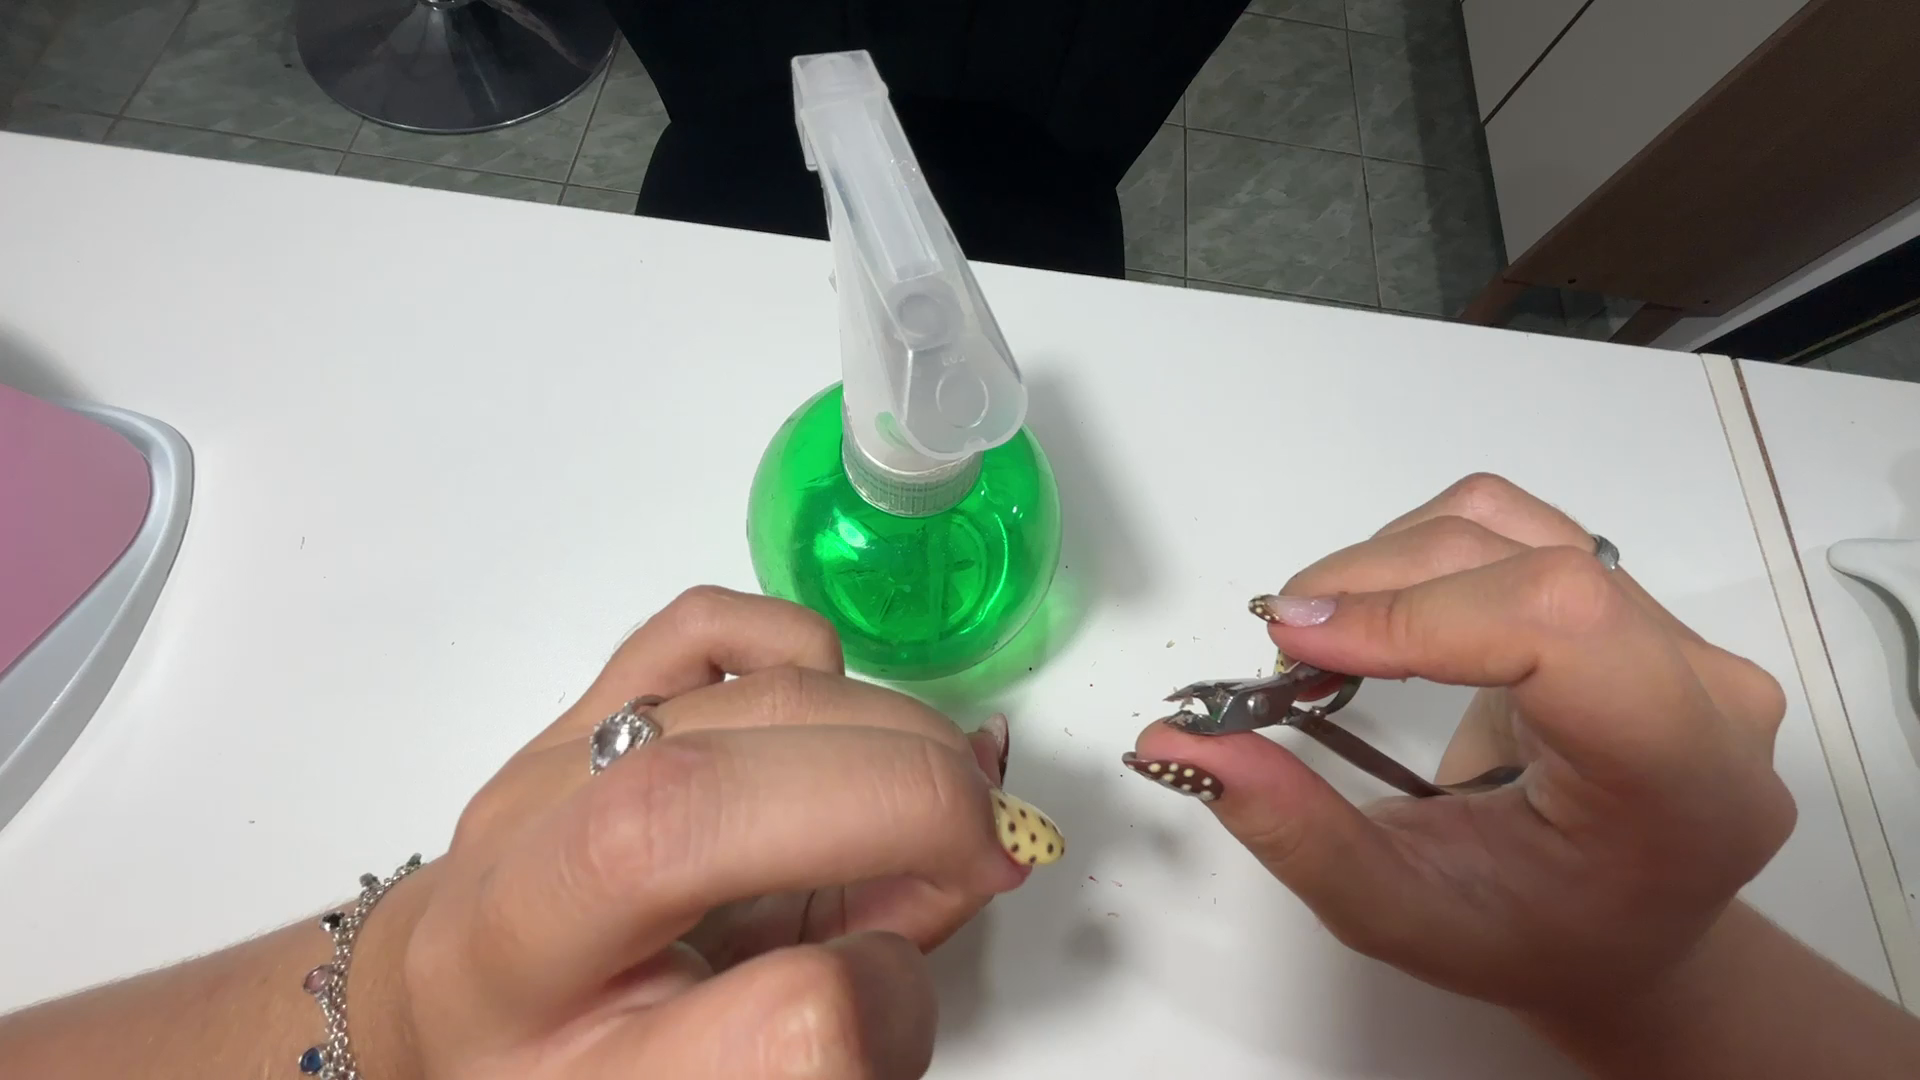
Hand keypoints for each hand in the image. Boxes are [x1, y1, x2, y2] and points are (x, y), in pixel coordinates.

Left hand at [357, 587, 1057, 1078]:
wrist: (458, 999)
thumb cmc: (586, 1066)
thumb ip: (853, 1017)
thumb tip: (970, 863)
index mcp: (556, 1032)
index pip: (759, 1014)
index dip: (894, 988)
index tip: (950, 963)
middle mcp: (521, 876)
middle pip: (727, 799)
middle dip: (915, 801)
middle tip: (984, 840)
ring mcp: (554, 759)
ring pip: (754, 703)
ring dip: (893, 732)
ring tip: (923, 787)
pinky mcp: (590, 695)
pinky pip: (703, 624)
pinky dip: (801, 647)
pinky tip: (828, 704)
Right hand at [1128, 474, 1794, 1016]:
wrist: (1615, 923)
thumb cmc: (1516, 933)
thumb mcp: (1389, 909)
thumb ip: (1286, 826)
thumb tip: (1173, 740)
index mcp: (1672, 778)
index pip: (1559, 626)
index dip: (1409, 612)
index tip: (1289, 640)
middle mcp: (1694, 681)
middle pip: (1511, 559)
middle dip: (1364, 586)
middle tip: (1281, 647)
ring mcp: (1659, 625)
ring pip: (1492, 521)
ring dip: (1378, 564)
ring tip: (1324, 632)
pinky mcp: (1612, 594)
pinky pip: (1494, 520)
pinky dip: (1406, 550)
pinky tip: (1378, 611)